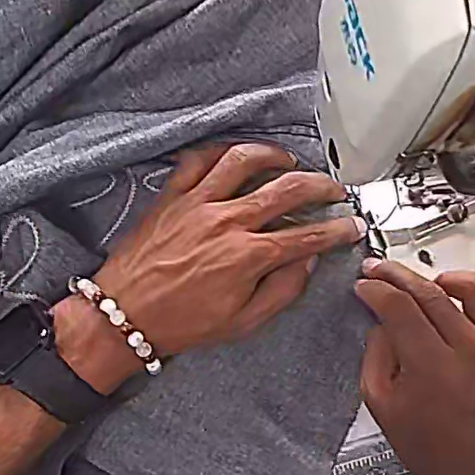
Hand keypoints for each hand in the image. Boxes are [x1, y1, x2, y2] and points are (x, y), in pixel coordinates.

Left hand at [55, 143, 366, 392]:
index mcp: (247, 256)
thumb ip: (282, 290)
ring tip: (288, 161)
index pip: (308, 235)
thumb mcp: (242, 322)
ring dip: (274, 155)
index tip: (349, 225)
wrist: (125, 316)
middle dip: (321, 185)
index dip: (337, 229)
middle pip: (287, 188)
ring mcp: (198, 204)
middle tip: (332, 189)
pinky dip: (221, 152)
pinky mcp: (172, 197)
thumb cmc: (180, 322)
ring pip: (244, 160)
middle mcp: (227, 222)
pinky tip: (234, 157)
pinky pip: (199, 160)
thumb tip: (306, 263)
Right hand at [355, 260, 474, 474]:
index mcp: (434, 370)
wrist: (472, 470)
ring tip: (434, 285)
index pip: (400, 307)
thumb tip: (382, 315)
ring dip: (449, 279)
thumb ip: (376, 352)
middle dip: (399, 276)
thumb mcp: (379, 401)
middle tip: (384, 273)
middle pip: (433, 293)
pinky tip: (474, 304)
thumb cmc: (429, 443)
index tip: (367, 285)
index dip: (377, 289)